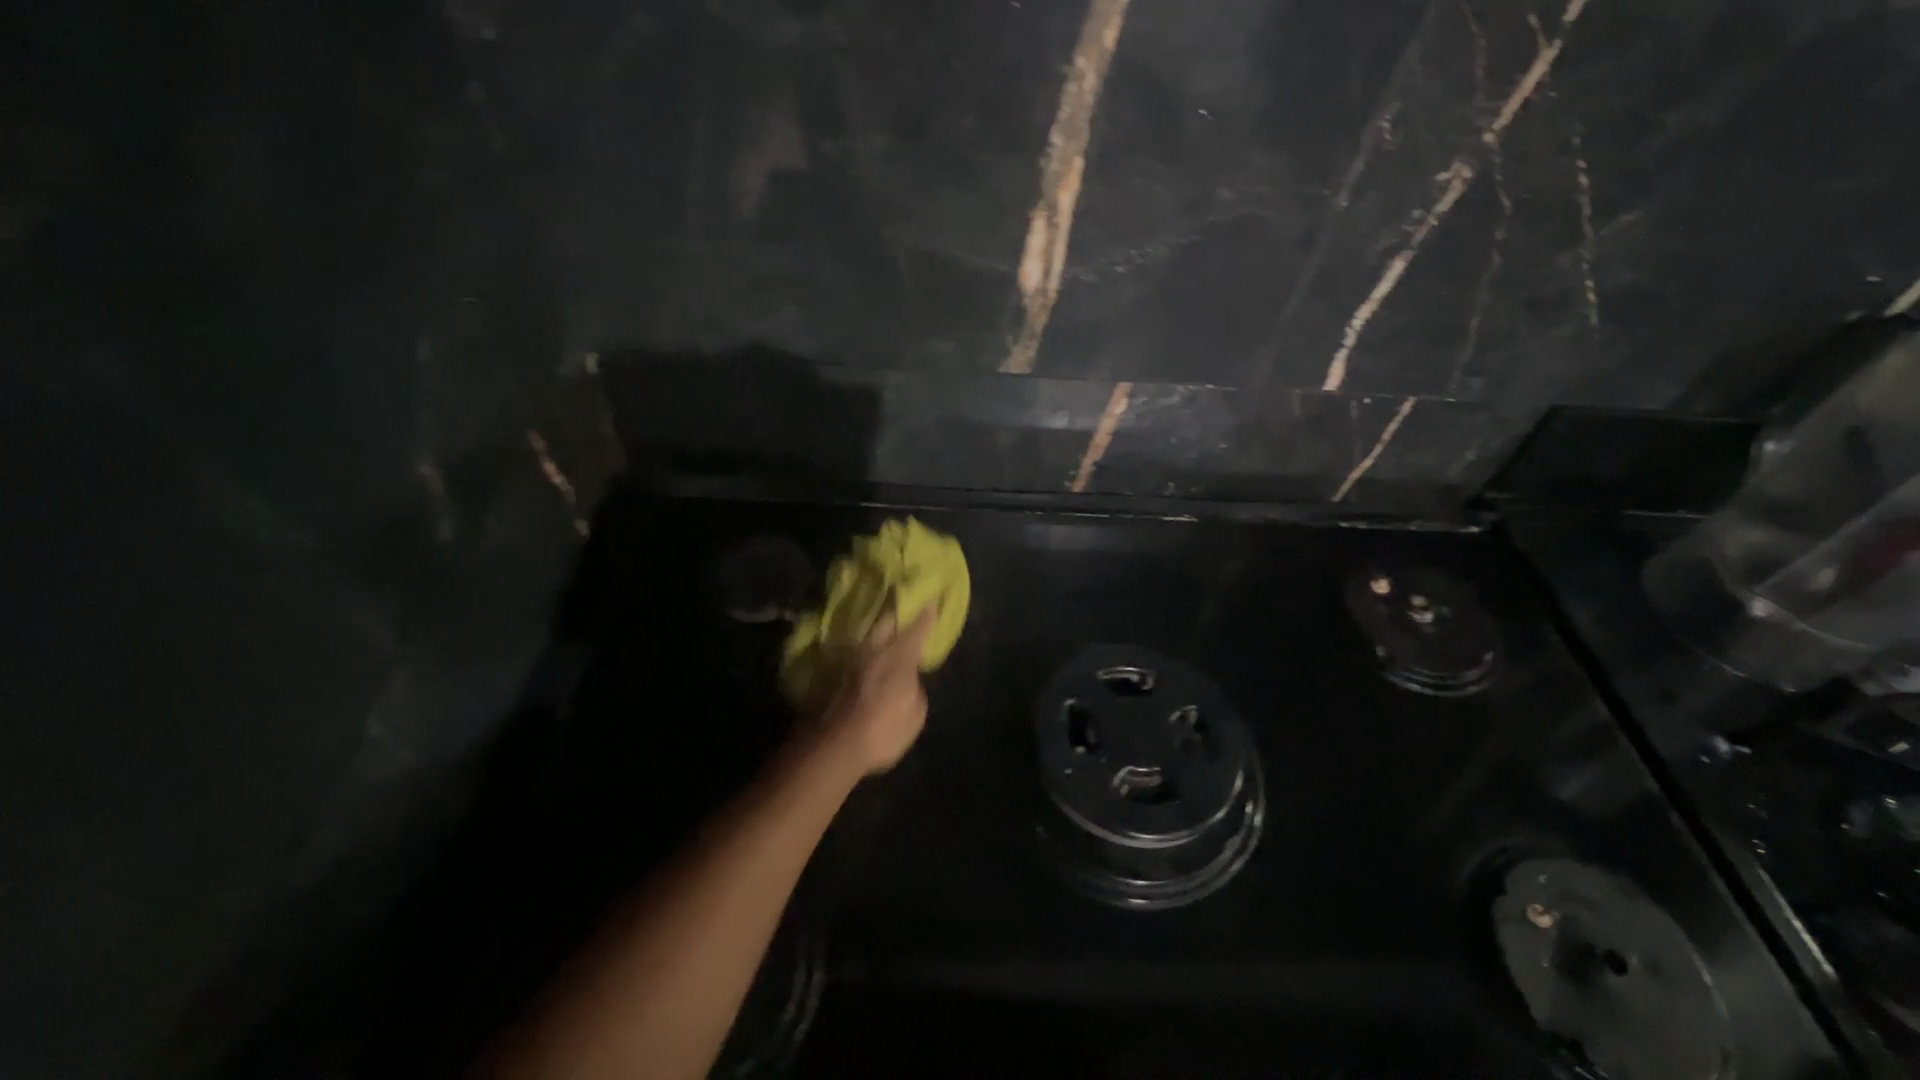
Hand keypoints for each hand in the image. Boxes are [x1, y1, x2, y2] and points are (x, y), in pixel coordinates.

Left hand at [817, 605, 936, 774]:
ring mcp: (853, 662)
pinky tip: (869, 650)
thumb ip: (916, 690)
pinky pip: (857, 652)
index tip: (932, 601)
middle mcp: (875, 652)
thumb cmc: (884, 731)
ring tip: (887, 624)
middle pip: (886, 622)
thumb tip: (910, 680)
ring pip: (869, 636)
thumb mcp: (914, 715)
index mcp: (899, 659)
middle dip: (897, 611)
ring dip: (879, 628)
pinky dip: (866, 647)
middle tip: (904, 602)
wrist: (836, 746)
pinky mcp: (837, 675)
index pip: (916, 630)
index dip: (926, 615)